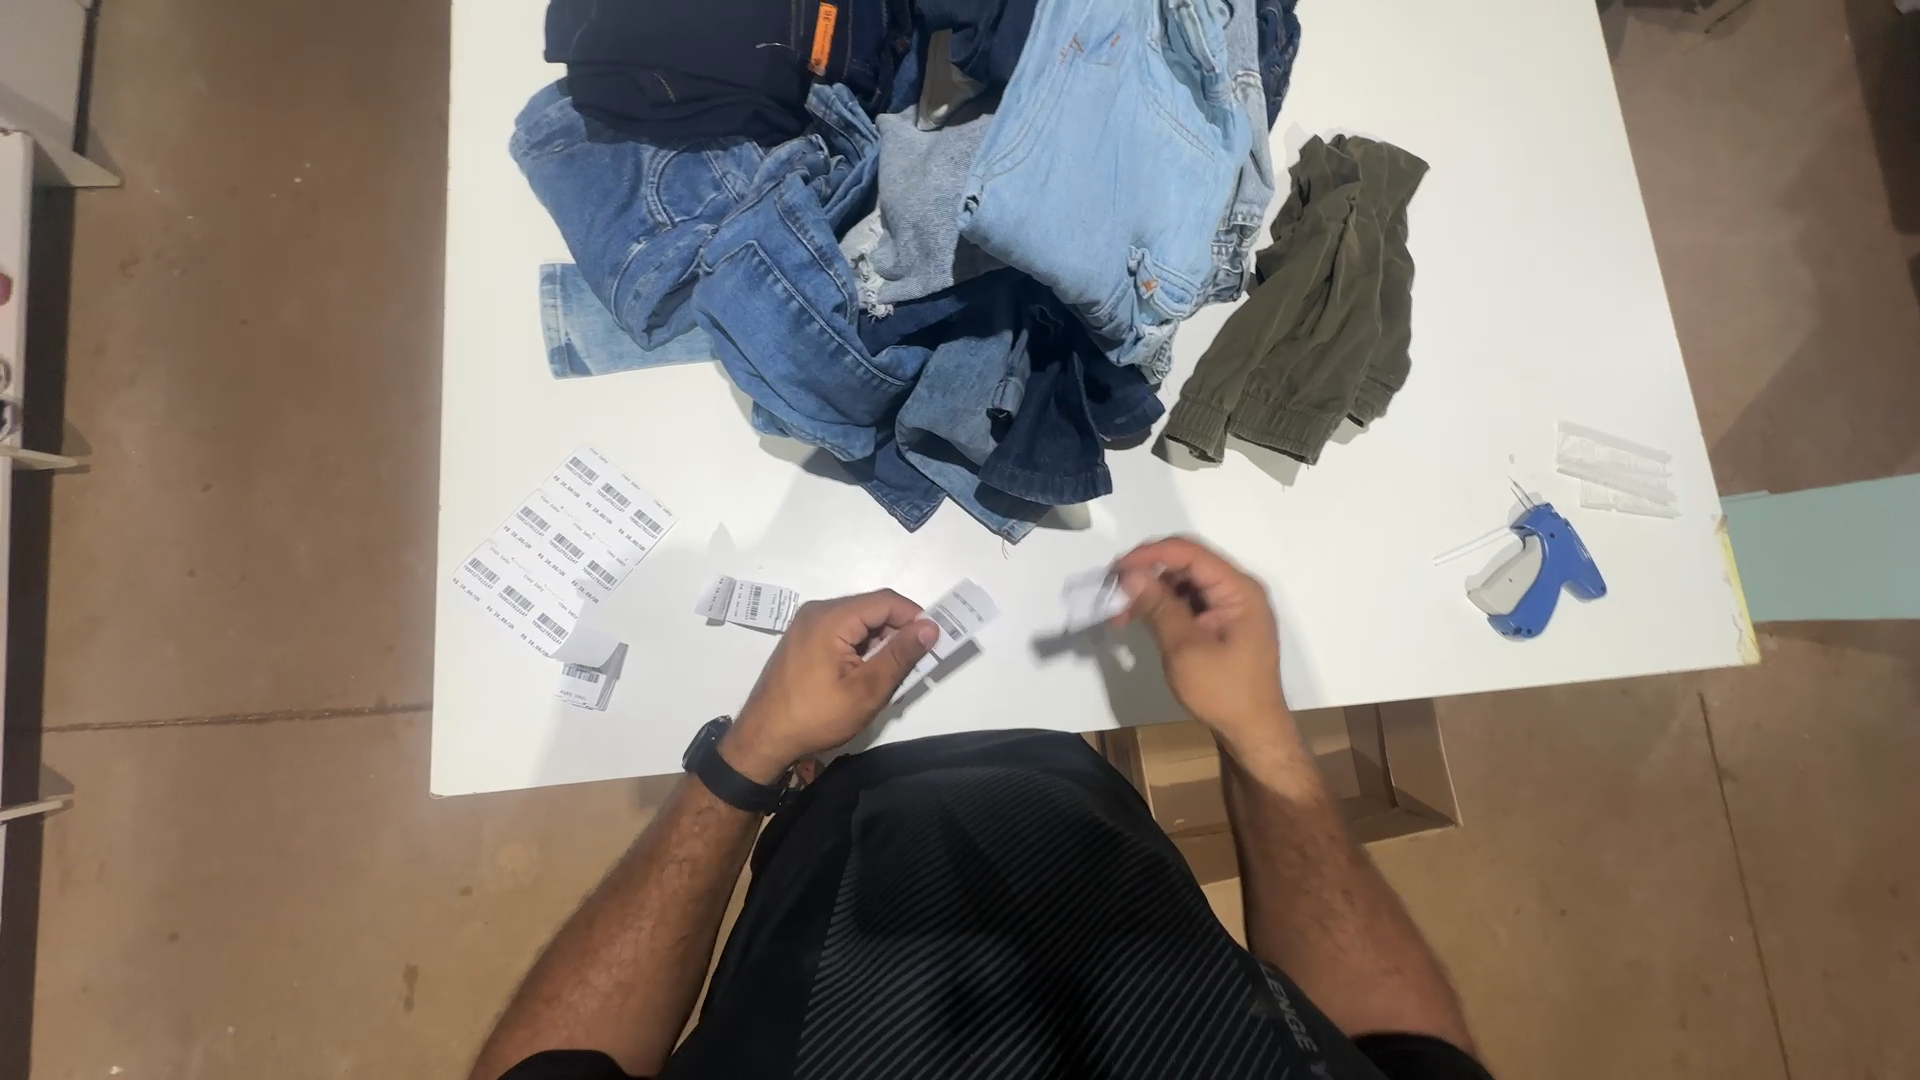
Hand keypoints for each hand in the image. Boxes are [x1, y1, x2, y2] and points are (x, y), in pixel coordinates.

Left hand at [723, 590, 938, 782]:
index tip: (935, 640)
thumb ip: (900, 655)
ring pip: (858, 622)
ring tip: (892, 673)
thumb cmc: (816, 716)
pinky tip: (866, 674)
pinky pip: (842, 632)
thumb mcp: (866, 690)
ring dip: (880, 642)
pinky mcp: (803, 640)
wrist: (762, 740)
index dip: (915, 616)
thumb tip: (930, 627)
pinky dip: (861, 647)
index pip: (886, 601)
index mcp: (831, 617)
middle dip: (898, 631)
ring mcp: (807, 625)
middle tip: (916, 662)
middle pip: (871, 609)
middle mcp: (817, 612)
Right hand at [1113, 536, 1289, 752]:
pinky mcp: (1222, 622)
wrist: (1253, 731)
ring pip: (1183, 583)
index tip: (1116, 569)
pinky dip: (1163, 608)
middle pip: (1186, 565)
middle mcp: (1238, 590)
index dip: (1150, 554)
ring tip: (1120, 614)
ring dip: (1151, 593)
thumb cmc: (1223, 691)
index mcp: (1238, 590)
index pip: (1189, 553)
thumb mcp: (1184, 647)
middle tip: (1114, 592)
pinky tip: (1139, 621)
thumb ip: (1158, 606)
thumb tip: (1130, 574)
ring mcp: (1231, 606)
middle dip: (1147, 574)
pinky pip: (1188, 602)